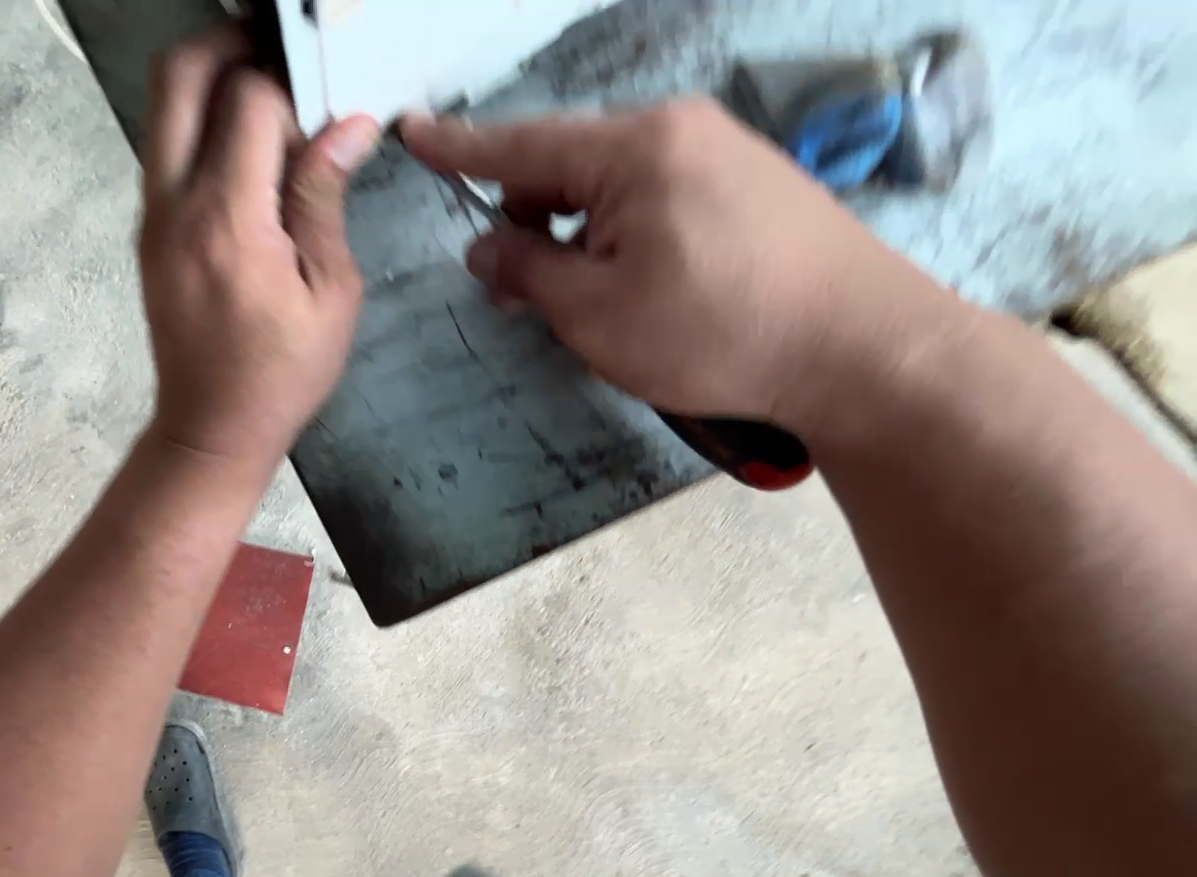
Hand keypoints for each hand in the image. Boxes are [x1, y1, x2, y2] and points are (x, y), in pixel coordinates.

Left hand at [138, 28, 380, 469]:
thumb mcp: (330, 294)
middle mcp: (175, 204)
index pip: (251, 99)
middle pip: (180, 75)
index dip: (295, 87)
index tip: (328, 113)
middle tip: (281, 55)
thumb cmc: (282, 374)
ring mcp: (151, 218)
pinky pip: (165, 151)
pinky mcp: (147, 234)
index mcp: (229, 219)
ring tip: (268, 100)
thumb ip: (325, 200)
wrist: (211, 428)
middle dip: (230, 44)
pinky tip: (245, 155)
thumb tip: (346, 124)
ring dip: (211, 82)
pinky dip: (199, 128)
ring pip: (163, 109)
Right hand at [398, 100, 976, 432]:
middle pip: (565, 164)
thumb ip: (526, 271)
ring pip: (608, 185)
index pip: (522, 144)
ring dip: (571, 233)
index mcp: (634, 149)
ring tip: (573, 297)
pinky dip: (615, 233)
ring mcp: (719, 152)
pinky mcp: (745, 184)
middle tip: (510, 289)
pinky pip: (650, 196)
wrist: (860, 350)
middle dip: (525, 218)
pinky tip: (626, 282)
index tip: (411, 132)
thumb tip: (484, 247)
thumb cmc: (712, 332)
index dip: (459, 146)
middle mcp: (677, 130)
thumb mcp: (593, 312)